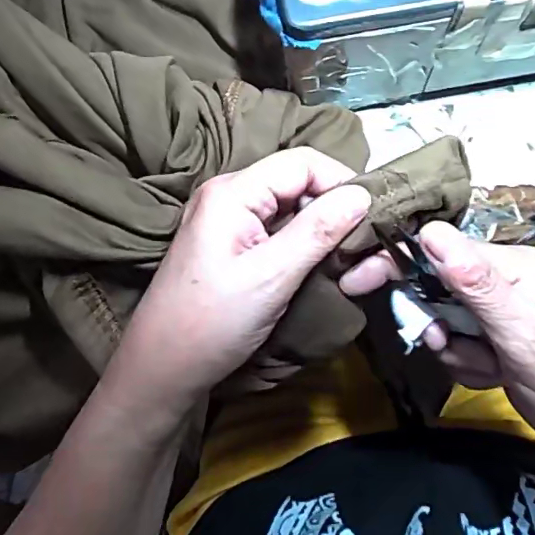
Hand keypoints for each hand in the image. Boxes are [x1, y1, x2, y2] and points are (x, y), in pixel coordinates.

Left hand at [112, 148, 370, 410]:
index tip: (373, 217)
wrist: (161, 371)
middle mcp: (232, 194)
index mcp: (233, 191)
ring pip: (296, 208)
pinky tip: (325, 269)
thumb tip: (362, 195)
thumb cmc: (211, 324)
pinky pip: (283, 229)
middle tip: (366, 248)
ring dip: (326, 232)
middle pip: (301, 183)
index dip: (342, 182)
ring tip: (350, 264)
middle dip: (338, 211)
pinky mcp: (236, 242)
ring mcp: (232, 219)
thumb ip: (318, 231)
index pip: (303, 163)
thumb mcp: (271, 277)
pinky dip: (309, 245)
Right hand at [342, 222, 534, 457]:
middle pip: (436, 283)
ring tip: (486, 368)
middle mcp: (501, 279)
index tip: (356, 279)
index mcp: (512, 265)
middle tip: (441, 343)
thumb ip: (477, 286)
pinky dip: (465, 363)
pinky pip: (457, 343)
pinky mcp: (494, 338)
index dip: (397, 262)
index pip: (440, 248)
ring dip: (454, 348)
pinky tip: (494, 376)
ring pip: (442, 318)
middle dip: (433, 319)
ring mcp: (497, 310)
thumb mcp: (526, 336)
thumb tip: (430, 234)